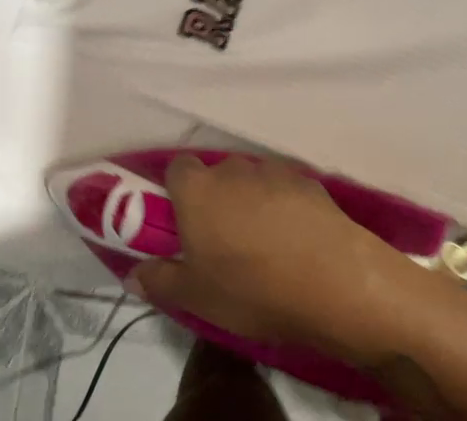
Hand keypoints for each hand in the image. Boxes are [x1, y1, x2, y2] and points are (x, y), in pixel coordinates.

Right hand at [129, 156, 418, 363]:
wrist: (333, 281)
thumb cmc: (251, 289)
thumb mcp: (195, 297)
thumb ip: (159, 280)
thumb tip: (134, 272)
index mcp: (197, 190)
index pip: (177, 169)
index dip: (177, 193)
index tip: (183, 224)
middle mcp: (233, 170)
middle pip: (217, 175)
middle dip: (216, 200)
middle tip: (221, 242)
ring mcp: (275, 172)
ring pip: (252, 182)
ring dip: (251, 203)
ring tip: (262, 246)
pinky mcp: (310, 182)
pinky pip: (285, 191)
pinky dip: (284, 208)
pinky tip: (294, 242)